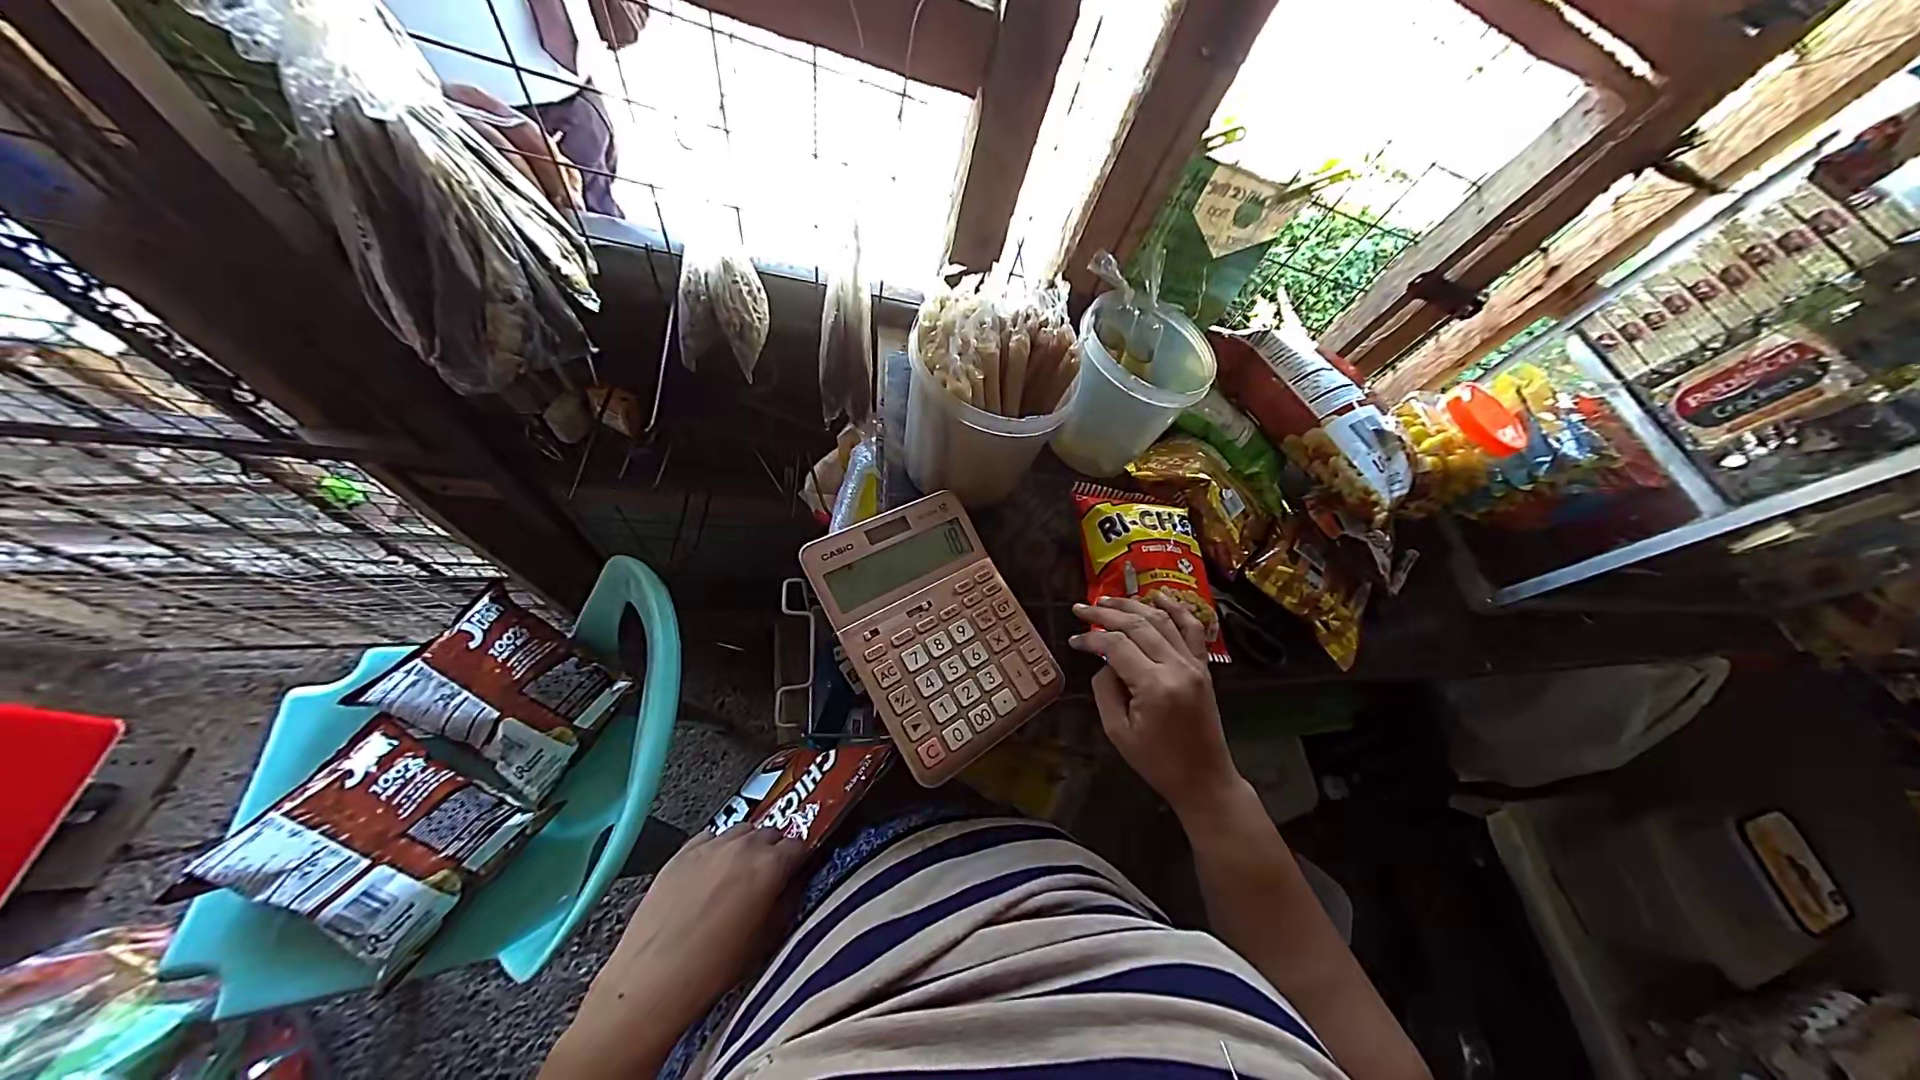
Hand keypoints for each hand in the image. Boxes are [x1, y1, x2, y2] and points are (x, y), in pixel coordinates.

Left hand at [542, 827, 807, 1078]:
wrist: (651, 983)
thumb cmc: (708, 970)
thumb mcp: (765, 940)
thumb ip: (786, 903)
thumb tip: (793, 887)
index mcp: (768, 867)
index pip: (798, 845)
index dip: (801, 858)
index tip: (798, 867)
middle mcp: (740, 848)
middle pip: (771, 832)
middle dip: (775, 849)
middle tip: (772, 872)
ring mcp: (708, 847)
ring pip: (741, 830)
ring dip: (747, 845)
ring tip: (742, 871)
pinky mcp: (680, 854)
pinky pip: (709, 837)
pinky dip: (717, 847)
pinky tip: (712, 870)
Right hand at [1068, 594, 1240, 816]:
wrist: (1204, 779)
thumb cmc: (1157, 763)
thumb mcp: (1118, 731)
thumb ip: (1106, 690)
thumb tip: (1105, 662)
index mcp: (1154, 685)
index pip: (1116, 646)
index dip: (1091, 638)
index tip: (1073, 640)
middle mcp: (1177, 666)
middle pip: (1138, 625)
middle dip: (1106, 613)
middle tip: (1081, 608)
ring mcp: (1194, 664)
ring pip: (1162, 620)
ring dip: (1134, 605)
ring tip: (1108, 599)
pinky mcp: (1203, 667)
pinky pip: (1192, 629)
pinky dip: (1176, 608)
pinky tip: (1158, 596)